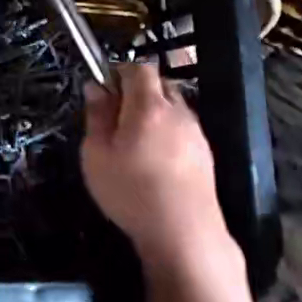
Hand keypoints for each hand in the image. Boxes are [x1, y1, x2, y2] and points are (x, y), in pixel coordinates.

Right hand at [81, 62, 232, 272]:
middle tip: (114, 117)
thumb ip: (96, 116)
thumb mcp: (96, 154)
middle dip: (136, 91)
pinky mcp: (206, 155)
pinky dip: (166, 133)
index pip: (139, 68)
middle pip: (159, 84)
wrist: (184, 233)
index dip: (118, 71)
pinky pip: (182, 129)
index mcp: (148, 106)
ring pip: (172, 107)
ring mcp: (196, 133)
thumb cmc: (131, 191)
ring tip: (132, 142)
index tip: (102, 90)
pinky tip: (153, 160)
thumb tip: (95, 87)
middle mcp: (178, 112)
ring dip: (152, 113)